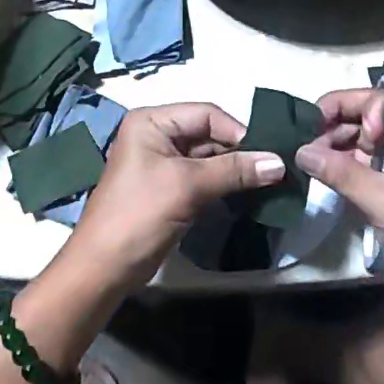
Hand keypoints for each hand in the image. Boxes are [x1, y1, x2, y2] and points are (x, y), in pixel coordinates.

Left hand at [59, 103, 286, 289]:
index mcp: (152, 122)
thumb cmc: (139, 215)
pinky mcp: (170, 187)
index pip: (206, 114)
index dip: (237, 131)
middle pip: (209, 133)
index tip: (266, 153)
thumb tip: (280, 163)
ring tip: (268, 180)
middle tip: (273, 167)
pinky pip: (204, 176)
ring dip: (235, 168)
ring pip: (210, 156)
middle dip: (240, 150)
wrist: (103, 270)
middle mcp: (157, 135)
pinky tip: (249, 191)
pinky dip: (225, 182)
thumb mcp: (188, 187)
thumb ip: (235, 170)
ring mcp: (163, 162)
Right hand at [296, 89, 383, 333]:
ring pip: (372, 136)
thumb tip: (304, 151)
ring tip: (308, 148)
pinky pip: (368, 161)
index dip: (370, 106)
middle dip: (347, 118)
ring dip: (340, 138)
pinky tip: (319, 163)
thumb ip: (353, 178)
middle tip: (311, 133)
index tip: (337, 125)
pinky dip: (344, 159)